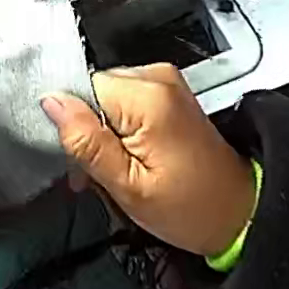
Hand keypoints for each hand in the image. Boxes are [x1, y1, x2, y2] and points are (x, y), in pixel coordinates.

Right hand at [40, 64, 257, 256]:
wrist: (236, 210)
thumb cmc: (190, 207)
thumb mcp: (128, 186)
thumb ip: (87, 142)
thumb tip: (52, 103)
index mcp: (148, 98)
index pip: (81, 87)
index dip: (73, 124)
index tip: (80, 158)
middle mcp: (158, 77)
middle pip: (93, 90)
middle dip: (86, 130)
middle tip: (96, 174)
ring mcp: (165, 81)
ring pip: (105, 96)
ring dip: (101, 132)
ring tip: (116, 170)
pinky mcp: (167, 91)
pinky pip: (124, 99)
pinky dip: (118, 127)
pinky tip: (128, 156)